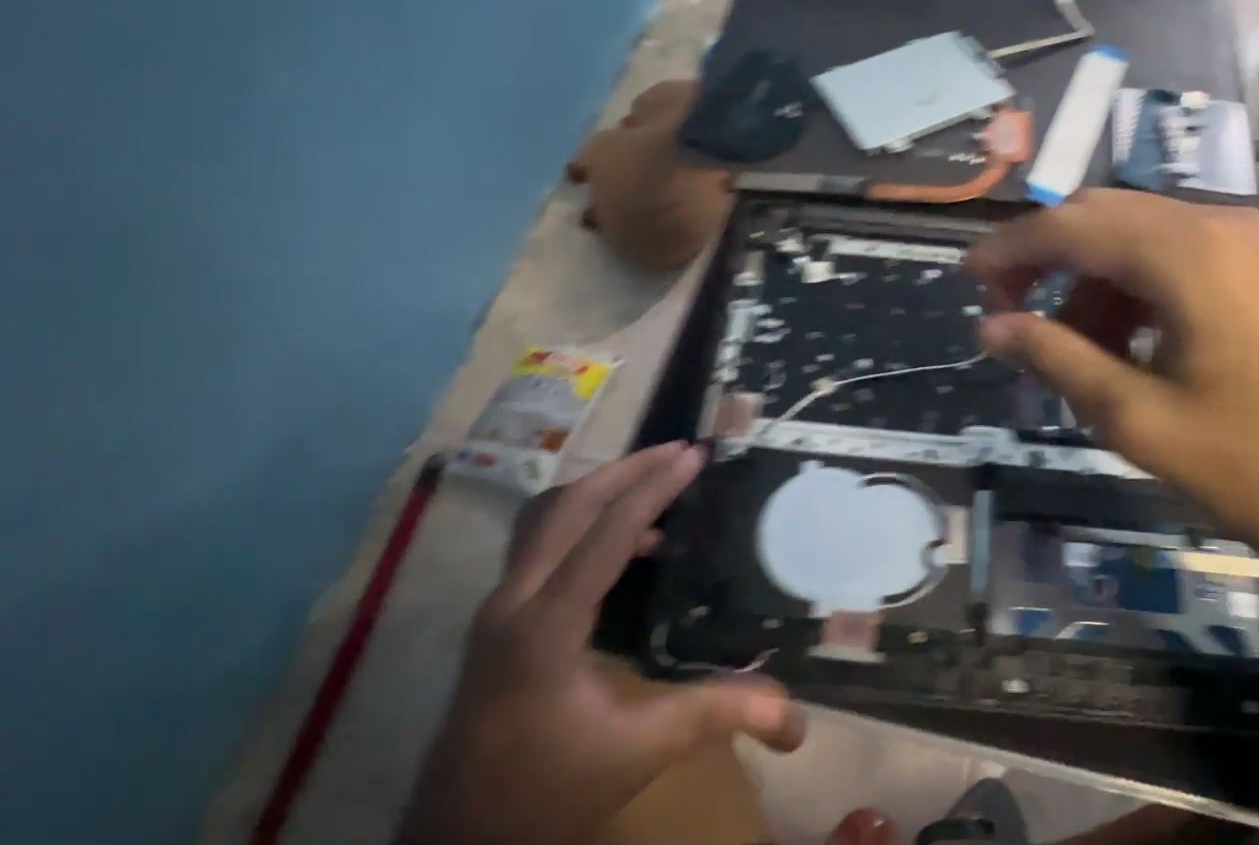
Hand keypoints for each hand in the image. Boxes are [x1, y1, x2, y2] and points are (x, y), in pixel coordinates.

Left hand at [398, 442, 804, 844]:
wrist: (462, 837)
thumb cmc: (549, 788)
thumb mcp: (641, 748)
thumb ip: (717, 714)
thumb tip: (796, 716)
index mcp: (545, 625)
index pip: (604, 533)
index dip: (653, 489)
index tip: (694, 455)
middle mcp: (512, 602)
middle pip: (564, 507)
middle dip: (623, 471)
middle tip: (678, 452)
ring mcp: (496, 609)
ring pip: (543, 521)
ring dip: (598, 493)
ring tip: (655, 488)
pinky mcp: (497, 622)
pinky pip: (539, 546)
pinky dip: (582, 525)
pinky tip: (626, 551)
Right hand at [966, 190, 1258, 598]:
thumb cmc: (1254, 469)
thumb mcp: (1138, 419)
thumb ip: (1056, 359)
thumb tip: (990, 328)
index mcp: (1191, 254)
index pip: (1074, 226)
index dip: (1012, 250)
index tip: (969, 282)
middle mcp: (1225, 225)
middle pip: (1108, 217)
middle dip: (1049, 259)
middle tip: (1008, 316)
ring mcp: (1257, 244)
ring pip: (1144, 236)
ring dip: (1094, 280)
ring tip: (1071, 350)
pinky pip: (1182, 257)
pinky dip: (1138, 288)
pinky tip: (1126, 344)